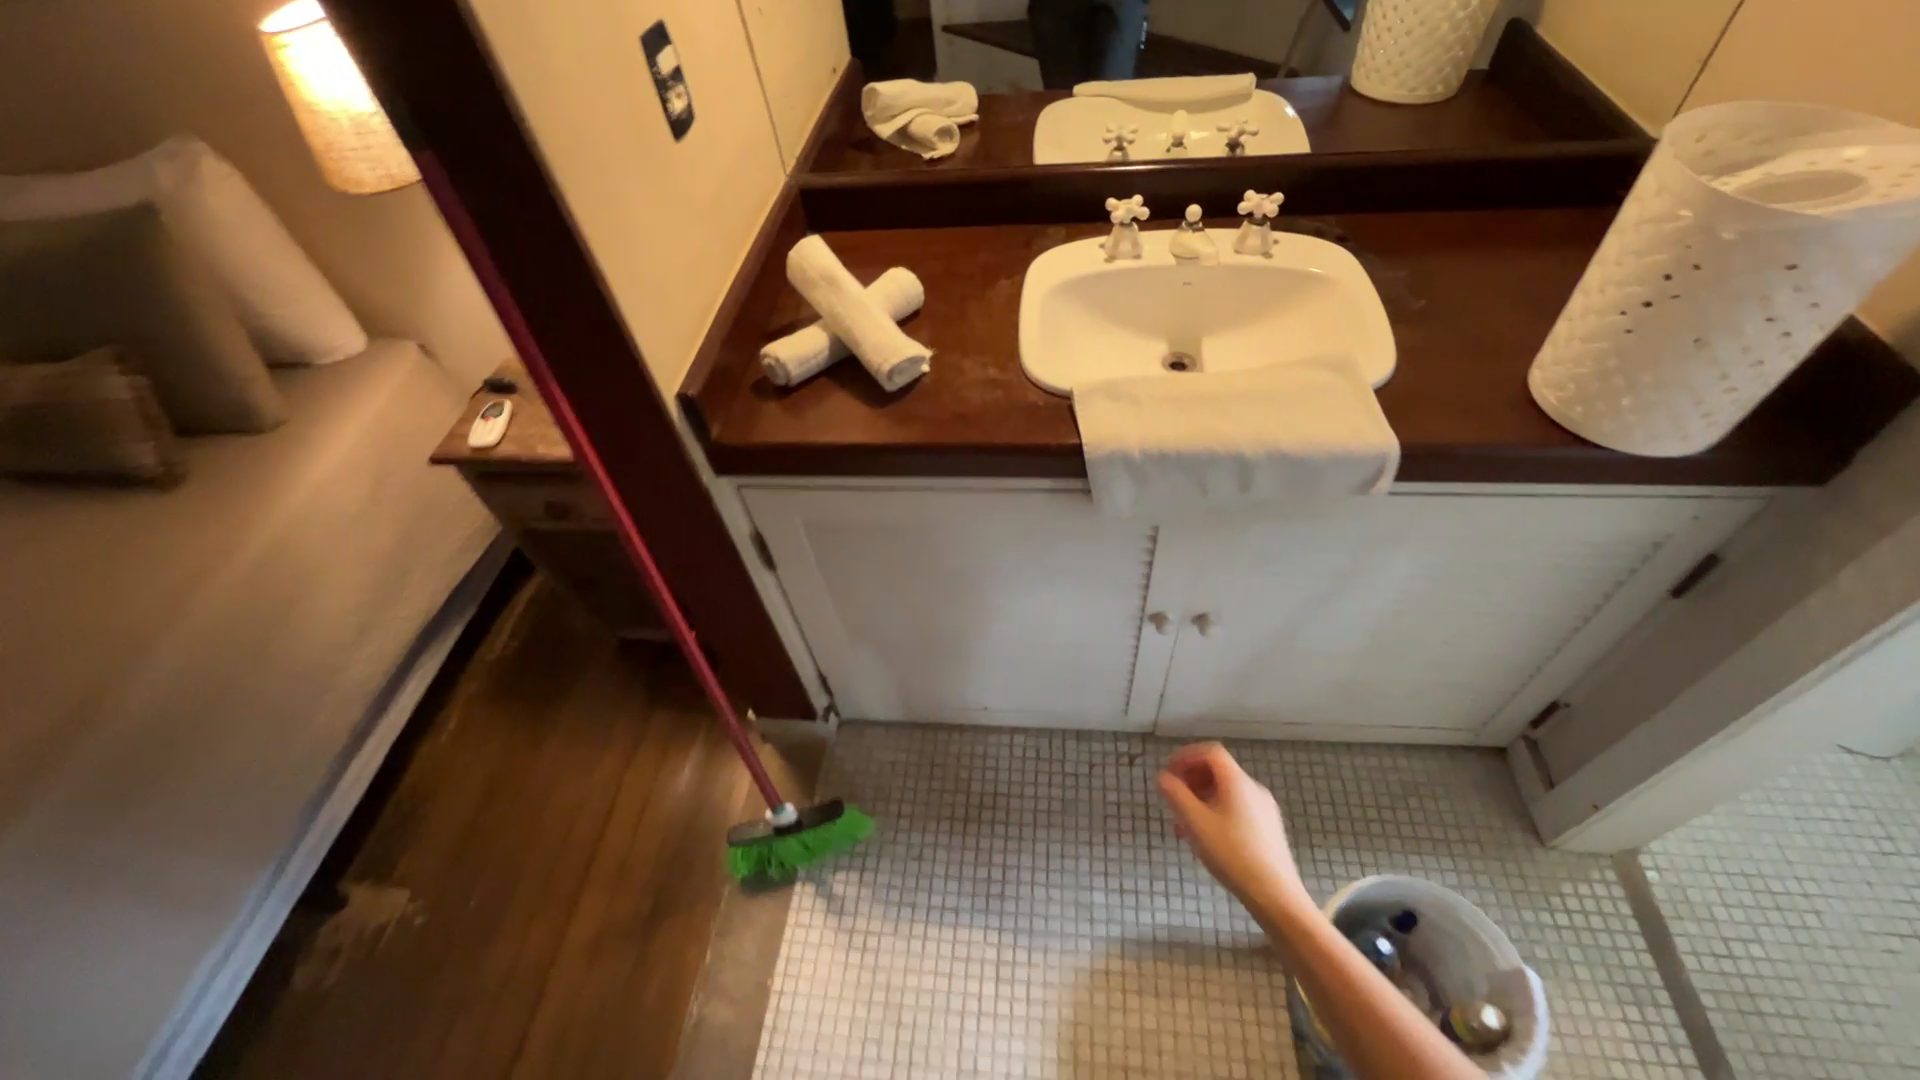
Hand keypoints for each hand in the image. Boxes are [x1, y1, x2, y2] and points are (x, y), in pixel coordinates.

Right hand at [1158, 742, 1309, 910]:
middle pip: (1218, 771)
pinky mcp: (1268, 827)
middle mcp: (1254, 788)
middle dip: (1191, 780)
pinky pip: (1237, 807)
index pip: (1211, 752)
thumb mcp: (1195, 823)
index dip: (1186, 755)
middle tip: (1173, 798)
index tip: (1169, 771)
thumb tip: (1163, 777)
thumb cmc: (1231, 854)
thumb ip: (1176, 795)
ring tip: (1184, 824)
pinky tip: (1206, 837)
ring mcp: (1264, 808)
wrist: (1275, 893)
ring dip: (1201, 799)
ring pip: (1226, 792)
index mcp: (1237, 781)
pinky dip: (1216, 811)